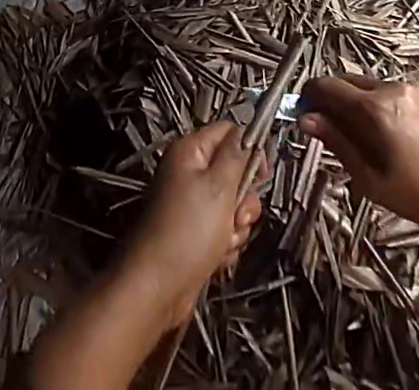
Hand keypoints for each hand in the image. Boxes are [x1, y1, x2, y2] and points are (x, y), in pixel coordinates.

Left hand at [117, 120, 264, 324]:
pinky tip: (216, 254)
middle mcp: (188, 174)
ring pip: (233, 205)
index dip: (248, 149)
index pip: (228, 132)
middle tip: (236, 213)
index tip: (260, 172)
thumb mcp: (219, 186)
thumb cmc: (185, 232)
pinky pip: (224, 229)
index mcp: (189, 152)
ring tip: (224, 238)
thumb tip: (246, 133)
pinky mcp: (195, 232)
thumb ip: (237, 156)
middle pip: (234, 172)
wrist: (158, 286)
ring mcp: (191, 204)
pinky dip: (226, 242)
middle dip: (243, 198)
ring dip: (236, 225)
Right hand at [298, 74, 418, 241]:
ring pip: (374, 87)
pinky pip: (398, 93)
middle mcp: (394, 88)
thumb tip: (306, 120)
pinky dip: (386, 106)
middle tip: (334, 133)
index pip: (327, 86)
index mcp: (375, 108)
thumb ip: (337, 144)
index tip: (304, 115)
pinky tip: (400, 138)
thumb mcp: (372, 180)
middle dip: (335, 102)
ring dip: (361, 105)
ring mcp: (417, 88)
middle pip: (349, 82)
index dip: (309, 97)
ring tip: (372, 142)